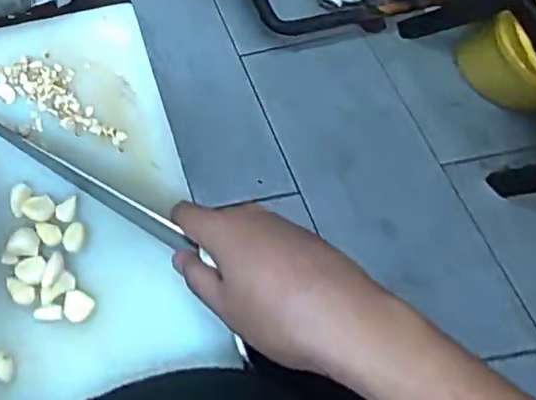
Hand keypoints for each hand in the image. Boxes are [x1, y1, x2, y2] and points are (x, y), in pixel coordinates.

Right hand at [170, 202, 404, 376]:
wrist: (355, 324)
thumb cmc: (288, 317)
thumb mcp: (226, 309)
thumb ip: (196, 278)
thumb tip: (186, 261)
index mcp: (221, 227)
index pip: (185, 213)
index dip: (180, 231)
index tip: (187, 251)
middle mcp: (249, 215)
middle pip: (220, 222)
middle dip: (219, 248)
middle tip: (229, 286)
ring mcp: (282, 223)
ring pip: (251, 232)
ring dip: (251, 255)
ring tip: (267, 297)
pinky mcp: (309, 237)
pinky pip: (280, 242)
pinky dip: (279, 261)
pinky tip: (294, 295)